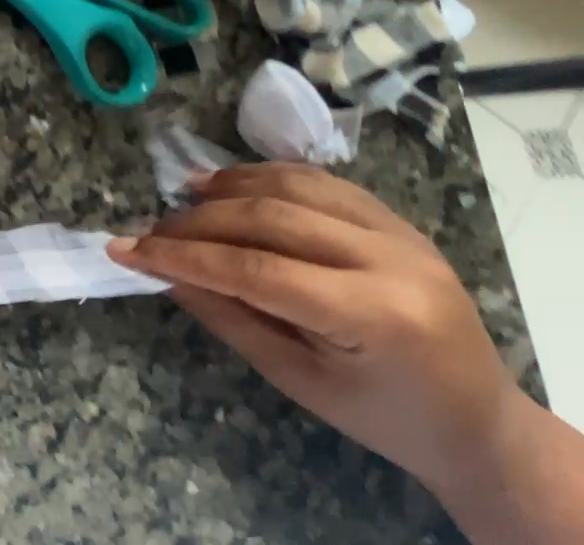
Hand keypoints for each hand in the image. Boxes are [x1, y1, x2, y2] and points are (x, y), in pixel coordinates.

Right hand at [105, 164, 510, 489]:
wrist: (478, 422)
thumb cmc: (382, 415)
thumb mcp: (295, 378)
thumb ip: (227, 316)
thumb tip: (162, 272)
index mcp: (375, 315)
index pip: (254, 269)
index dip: (180, 255)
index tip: (123, 249)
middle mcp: (395, 262)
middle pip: (270, 219)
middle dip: (196, 222)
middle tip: (148, 231)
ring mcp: (403, 236)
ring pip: (295, 187)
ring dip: (228, 187)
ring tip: (182, 196)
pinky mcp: (400, 223)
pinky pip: (323, 183)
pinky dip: (266, 178)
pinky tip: (229, 186)